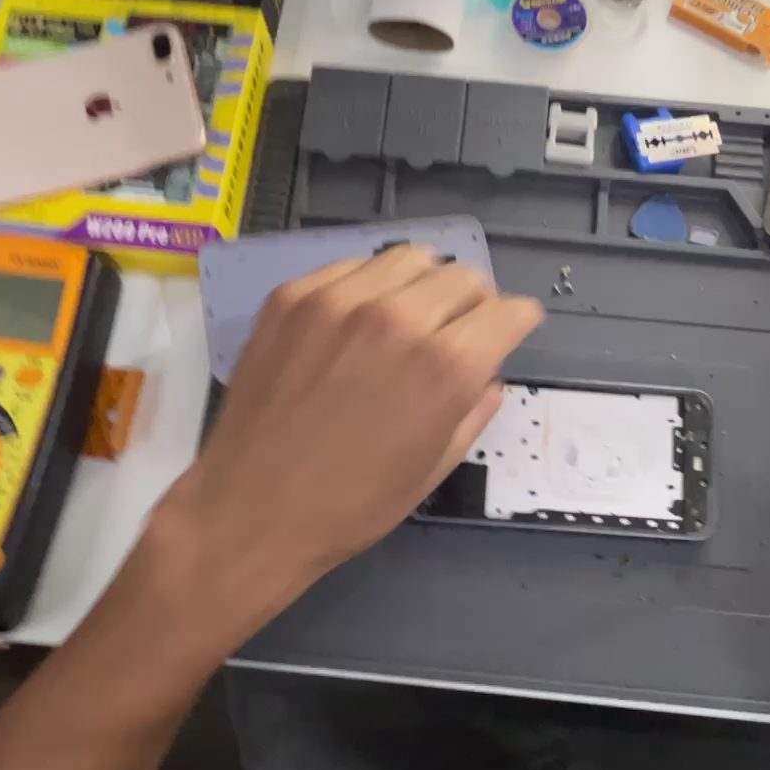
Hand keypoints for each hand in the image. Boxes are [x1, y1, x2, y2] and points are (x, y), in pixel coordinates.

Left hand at [154, 244, 543, 640]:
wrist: (250, 511)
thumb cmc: (351, 506)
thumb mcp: (433, 469)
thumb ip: (473, 411)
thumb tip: (487, 378)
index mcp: (445, 366)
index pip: (507, 311)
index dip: (519, 320)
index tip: (512, 329)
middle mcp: (398, 316)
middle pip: (462, 276)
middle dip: (476, 301)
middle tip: (461, 328)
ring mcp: (338, 298)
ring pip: (408, 258)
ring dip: (425, 282)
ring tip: (412, 314)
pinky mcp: (291, 296)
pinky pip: (351, 267)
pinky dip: (371, 285)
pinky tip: (358, 319)